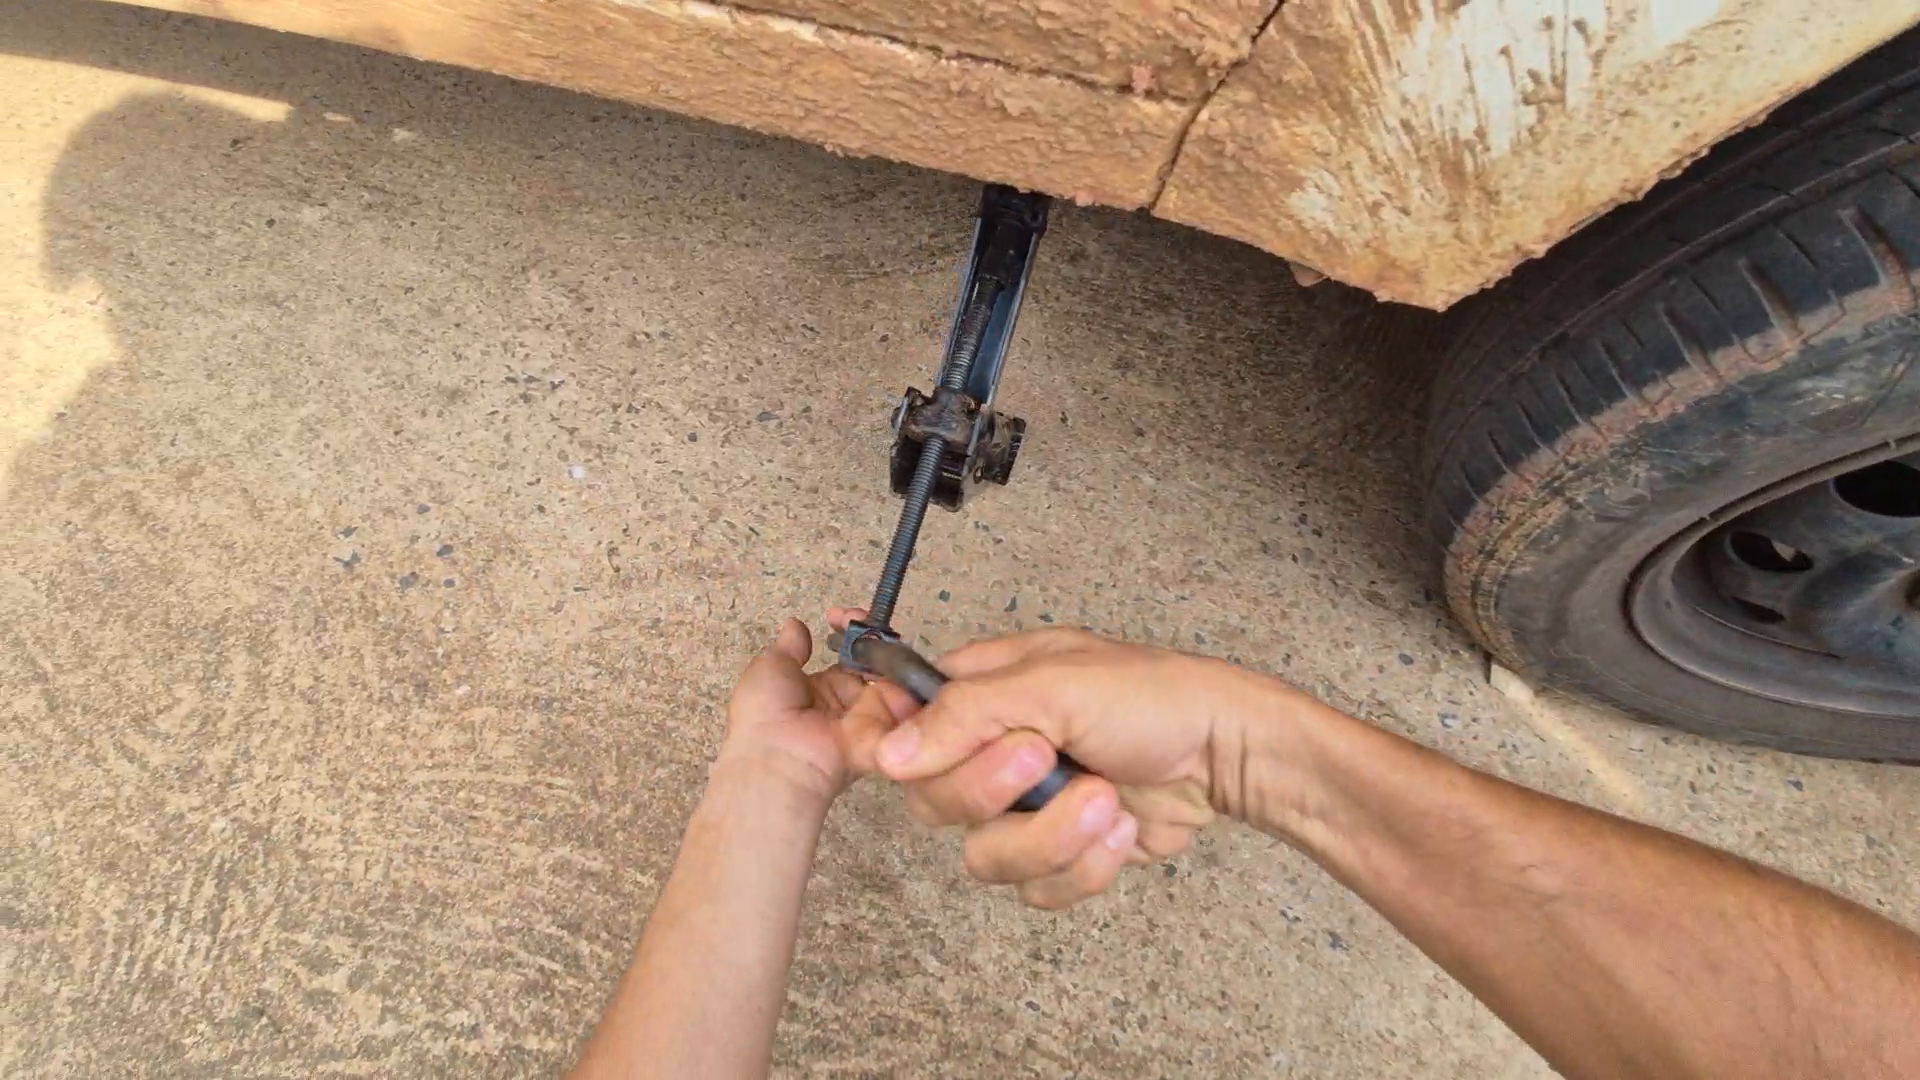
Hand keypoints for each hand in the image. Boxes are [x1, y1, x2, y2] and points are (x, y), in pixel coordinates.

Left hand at [720, 617, 906, 803]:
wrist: (778, 761)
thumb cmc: (763, 716)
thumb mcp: (768, 669)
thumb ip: (789, 647)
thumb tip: (796, 626)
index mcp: (819, 687)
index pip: (849, 653)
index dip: (854, 631)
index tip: (850, 615)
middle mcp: (846, 703)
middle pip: (875, 666)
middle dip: (879, 642)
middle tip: (874, 628)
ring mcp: (867, 719)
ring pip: (893, 683)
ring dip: (894, 662)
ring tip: (887, 647)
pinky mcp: (884, 734)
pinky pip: (904, 711)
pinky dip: (906, 692)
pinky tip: (900, 670)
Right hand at [839, 626, 1291, 908]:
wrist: (1220, 751)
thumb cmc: (1148, 694)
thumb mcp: (1053, 682)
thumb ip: (966, 713)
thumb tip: (890, 753)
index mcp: (979, 690)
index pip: (900, 721)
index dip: (893, 745)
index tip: (914, 759)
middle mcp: (989, 749)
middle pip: (932, 799)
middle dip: (991, 788)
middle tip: (1045, 754)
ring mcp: (1021, 804)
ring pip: (982, 856)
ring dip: (1051, 834)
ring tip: (1103, 800)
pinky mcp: (1056, 848)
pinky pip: (1035, 887)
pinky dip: (1082, 864)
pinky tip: (1119, 826)